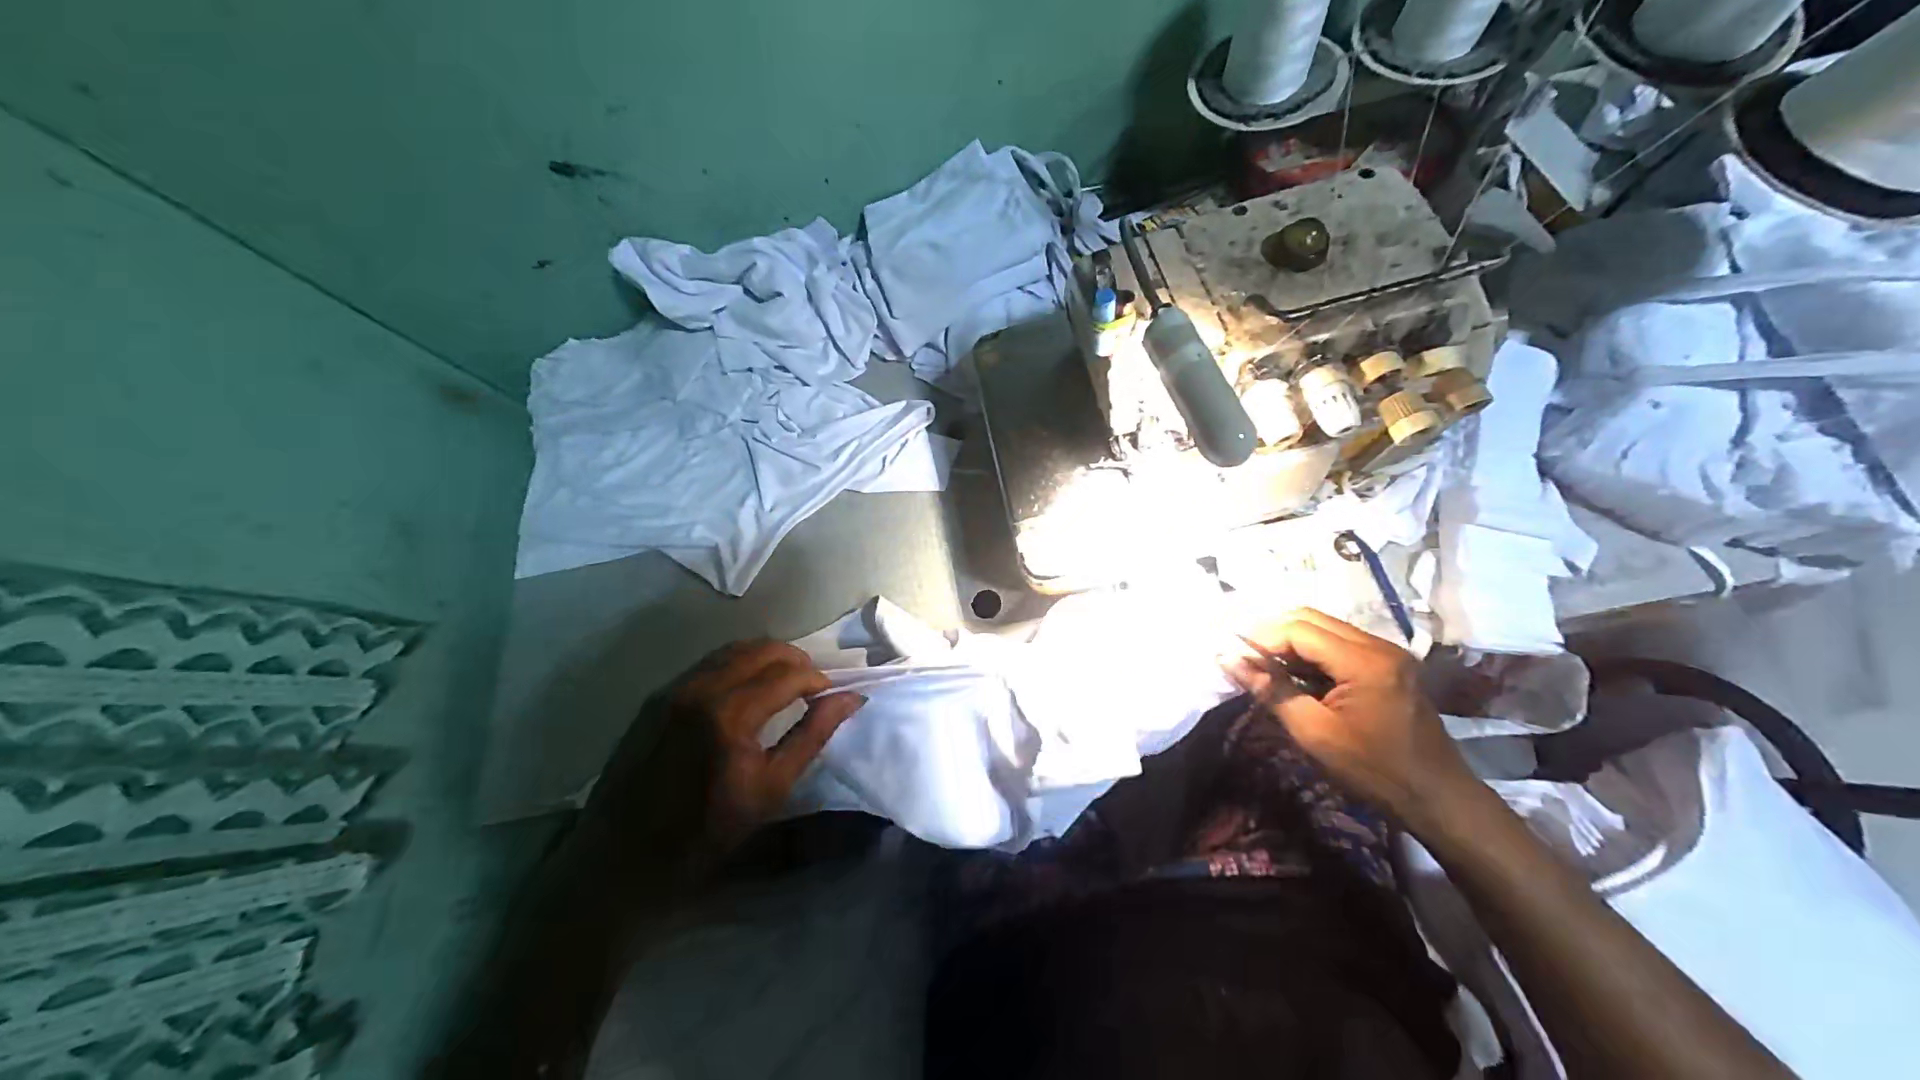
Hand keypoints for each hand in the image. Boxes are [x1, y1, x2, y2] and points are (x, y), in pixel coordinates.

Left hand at [589, 640, 865, 853]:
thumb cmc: (705, 832)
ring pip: (732, 650)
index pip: (788, 674)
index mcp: (730, 715)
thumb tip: (849, 698)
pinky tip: (744, 690)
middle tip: (810, 685)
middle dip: (794, 660)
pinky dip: (736, 665)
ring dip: (765, 658)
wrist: (621, 859)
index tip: (829, 694)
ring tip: (782, 683)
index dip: (817, 678)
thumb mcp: (770, 789)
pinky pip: (706, 664)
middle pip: (761, 650)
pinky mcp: (657, 696)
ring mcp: (673, 689)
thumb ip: (812, 736)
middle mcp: (700, 689)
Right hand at [1224, 608, 1478, 827]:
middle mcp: (1379, 646)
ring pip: (1325, 629)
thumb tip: (1229, 660)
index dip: (1261, 639)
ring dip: (1292, 644)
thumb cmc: (1373, 770)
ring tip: (1267, 671)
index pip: (1299, 629)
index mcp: (1364, 661)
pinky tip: (1297, 678)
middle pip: (1312, 619)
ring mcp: (1387, 654)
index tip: (1236, 660)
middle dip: (1273, 636)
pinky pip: (1340, 645)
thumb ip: (1271, 691)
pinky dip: (1312, 655)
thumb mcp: (1314, 733)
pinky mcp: (1389, 666)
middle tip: (1248, 662)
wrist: (1438, 798)